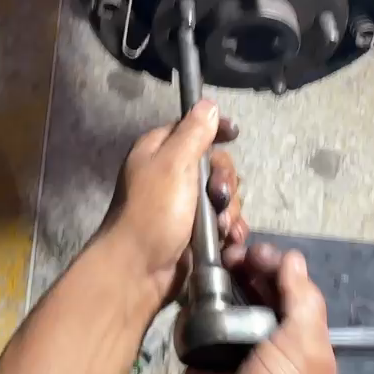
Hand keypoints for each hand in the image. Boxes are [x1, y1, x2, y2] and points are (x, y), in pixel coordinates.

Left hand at [95, 101, 246, 304]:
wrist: (139, 270)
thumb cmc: (153, 212)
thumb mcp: (173, 165)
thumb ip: (193, 133)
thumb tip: (209, 103)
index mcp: (158, 150)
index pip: (192, 128)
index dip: (215, 129)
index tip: (234, 134)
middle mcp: (169, 173)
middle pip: (213, 163)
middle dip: (224, 181)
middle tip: (218, 197)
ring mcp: (181, 203)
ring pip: (220, 194)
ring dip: (229, 208)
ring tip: (222, 227)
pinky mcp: (192, 230)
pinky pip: (220, 219)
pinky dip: (229, 228)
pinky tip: (229, 238)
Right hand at [171, 246, 338, 373]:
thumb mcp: (303, 353)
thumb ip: (301, 301)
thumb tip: (293, 258)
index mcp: (302, 343)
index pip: (289, 288)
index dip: (272, 263)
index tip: (250, 249)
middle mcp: (268, 346)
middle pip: (255, 292)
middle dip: (241, 268)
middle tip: (222, 254)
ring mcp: (231, 356)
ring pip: (223, 306)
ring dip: (214, 285)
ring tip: (200, 267)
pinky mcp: (198, 366)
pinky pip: (195, 329)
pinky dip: (191, 311)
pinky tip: (185, 293)